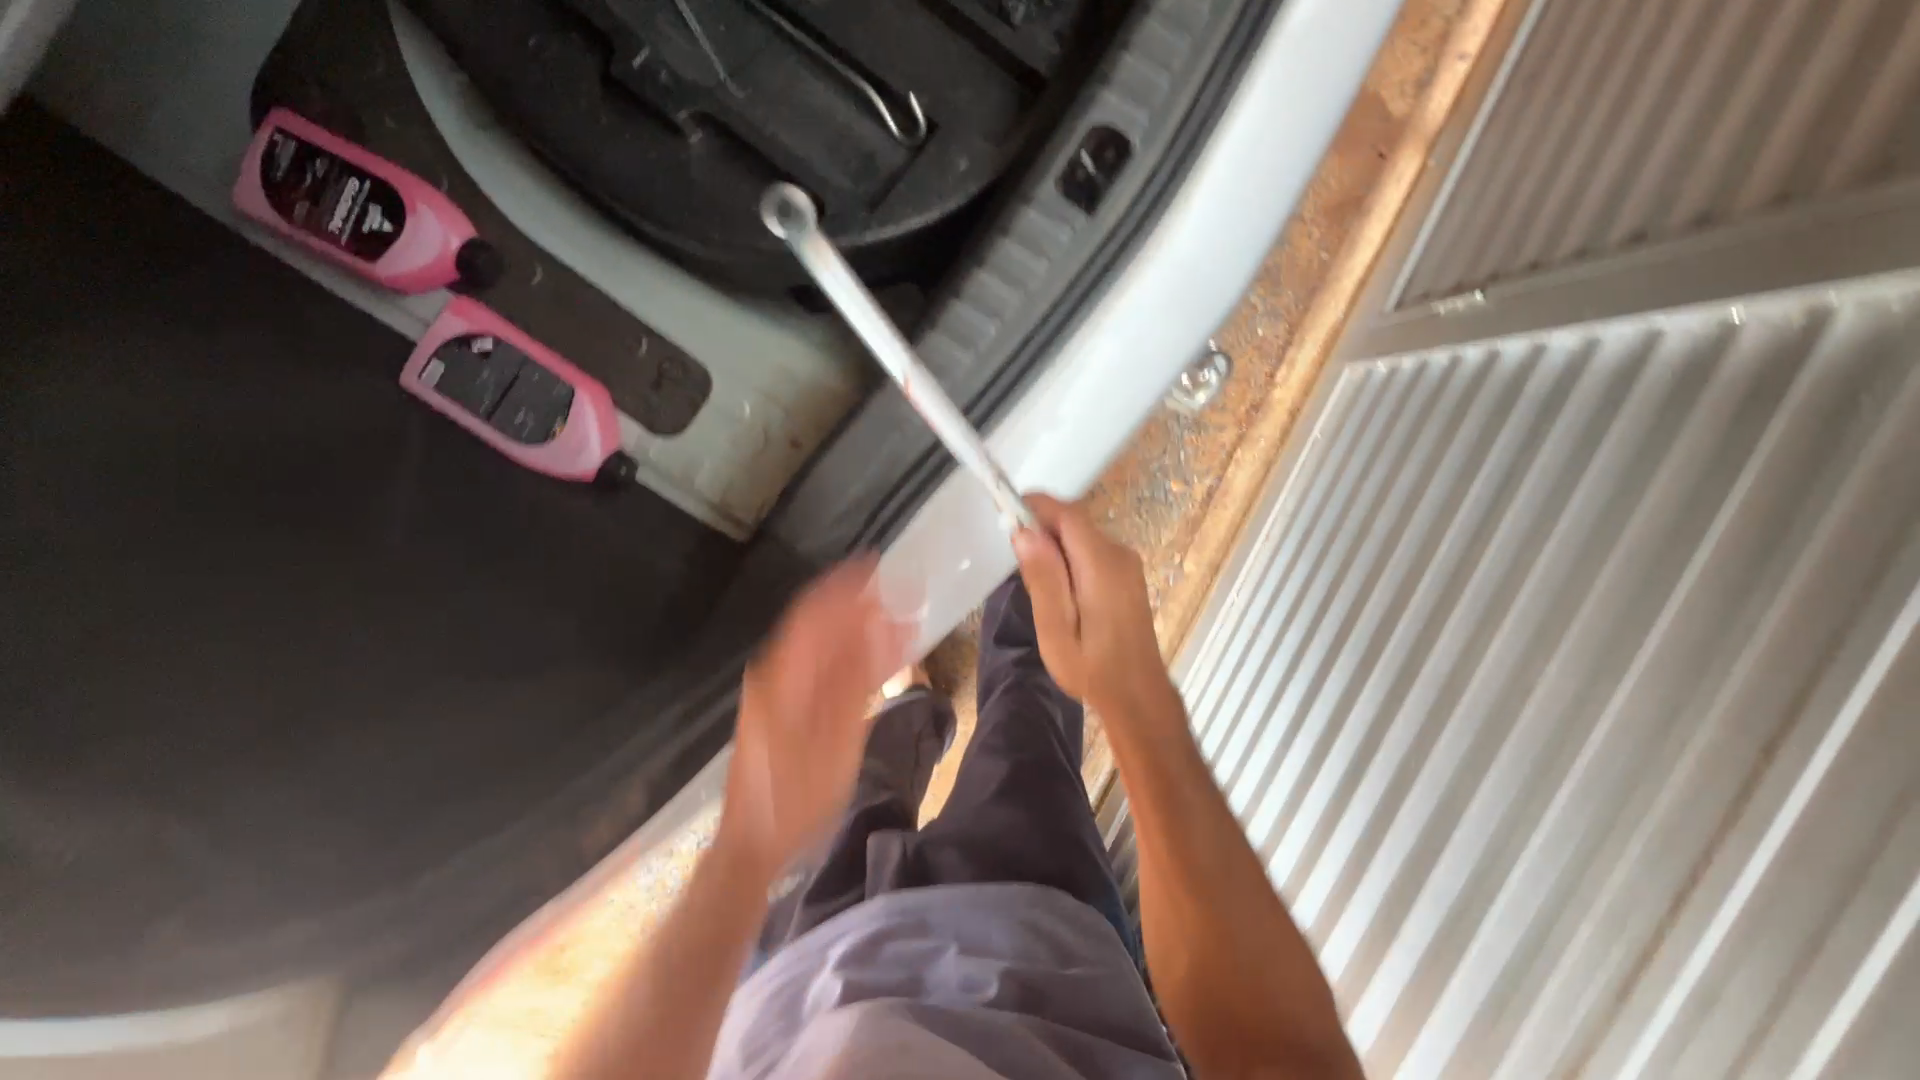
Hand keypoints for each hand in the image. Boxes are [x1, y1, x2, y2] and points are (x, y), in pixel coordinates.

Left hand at [719, 556, 915, 878]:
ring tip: (899, 624)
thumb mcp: (834, 742)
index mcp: (783, 676)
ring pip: (822, 649)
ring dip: (858, 633)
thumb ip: (853, 680)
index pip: (816, 613)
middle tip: (900, 595)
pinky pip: (819, 674)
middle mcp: (775, 675)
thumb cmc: (795, 799)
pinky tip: (877, 663)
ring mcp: (777, 694)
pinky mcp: (783, 714)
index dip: (847, 586)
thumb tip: (876, 625)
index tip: (879, 566)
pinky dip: (848, 662)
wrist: (753, 844)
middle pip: (819, 626)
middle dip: (860, 607)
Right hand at [1011, 494, 1175, 719]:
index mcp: (1101, 564)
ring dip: (1054, 548)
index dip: (1035, 507)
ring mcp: (1127, 564)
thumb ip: (1042, 578)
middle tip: (1016, 564)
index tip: (1005, 514)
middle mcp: (1119, 554)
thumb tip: (1024, 532)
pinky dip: (1070, 560)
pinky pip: (1092, 552)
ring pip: (1082, 537)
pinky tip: (1060, 595)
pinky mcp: (1128, 576)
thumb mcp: (1056, 629)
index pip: (1067, 514)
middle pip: (1074, 523)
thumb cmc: (1091, 667)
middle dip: (1042, 531)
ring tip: (1036, 586)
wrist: (1137, 694)